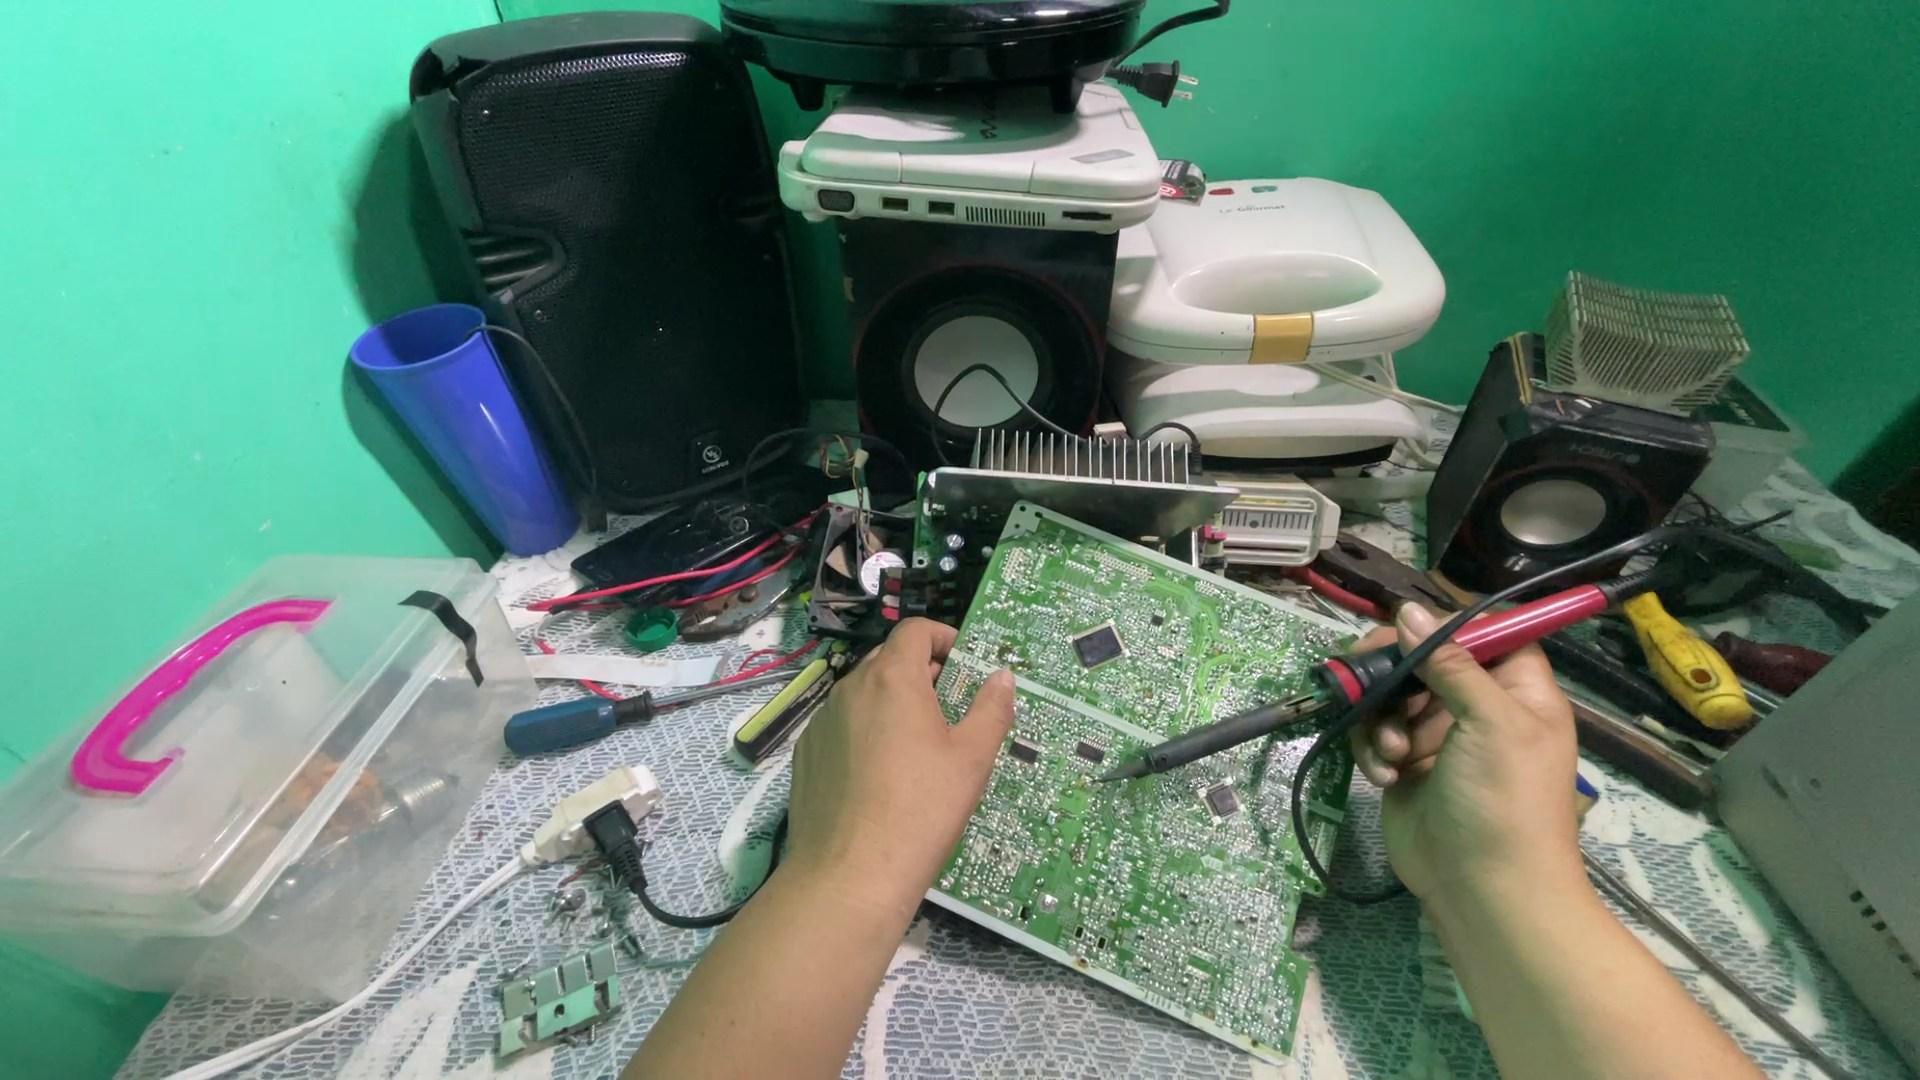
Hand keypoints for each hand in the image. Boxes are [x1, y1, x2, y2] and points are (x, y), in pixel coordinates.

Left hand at [786, 619, 1015, 916]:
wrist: (849, 875)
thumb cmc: (921, 809)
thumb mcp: (972, 759)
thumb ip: (991, 709)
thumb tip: (1002, 677)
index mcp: (892, 679)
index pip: (915, 631)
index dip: (943, 637)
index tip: (964, 663)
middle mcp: (850, 688)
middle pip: (888, 659)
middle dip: (921, 671)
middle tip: (949, 706)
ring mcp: (822, 721)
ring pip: (862, 693)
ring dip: (892, 701)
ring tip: (917, 743)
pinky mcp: (806, 753)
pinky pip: (841, 725)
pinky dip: (864, 730)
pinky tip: (880, 773)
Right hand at [1348, 604, 1583, 906]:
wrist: (1481, 888)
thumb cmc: (1503, 800)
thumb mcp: (1490, 723)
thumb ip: (1449, 664)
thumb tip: (1407, 610)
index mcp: (1515, 692)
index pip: (1485, 634)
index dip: (1446, 626)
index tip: (1406, 630)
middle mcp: (1475, 707)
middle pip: (1423, 659)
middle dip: (1392, 674)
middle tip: (1364, 677)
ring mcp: (1436, 736)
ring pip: (1390, 696)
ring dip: (1379, 719)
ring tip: (1390, 752)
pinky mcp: (1403, 761)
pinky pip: (1373, 732)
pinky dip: (1372, 749)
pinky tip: (1383, 775)